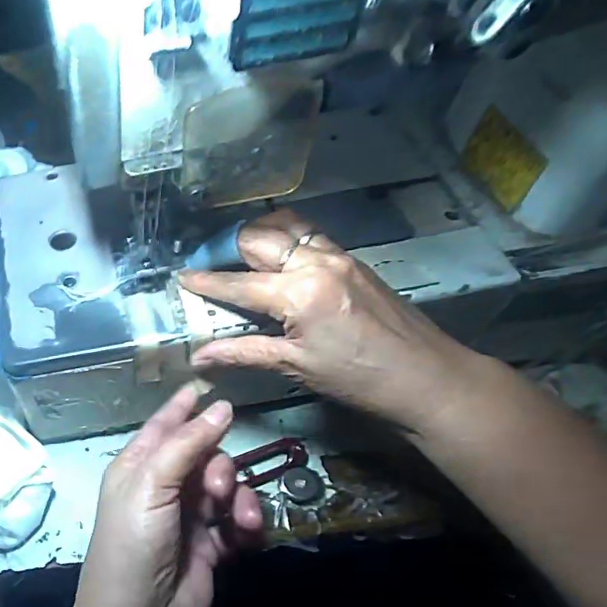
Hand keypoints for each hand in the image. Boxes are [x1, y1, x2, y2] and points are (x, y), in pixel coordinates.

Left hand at [66, 384, 264, 606]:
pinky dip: (247, 524)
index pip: (164, 426)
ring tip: (237, 520)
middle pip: (206, 454)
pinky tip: (247, 536)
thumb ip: (187, 444)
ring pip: (228, 486)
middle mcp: (164, 487)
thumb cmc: (132, 546)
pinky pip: (239, 520)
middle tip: (217, 490)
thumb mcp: (150, 487)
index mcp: (137, 467)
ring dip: (239, 498)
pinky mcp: (212, 546)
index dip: (186, 407)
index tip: (212, 385)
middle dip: (219, 467)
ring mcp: (189, 517)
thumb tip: (221, 406)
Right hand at [179, 209, 500, 436]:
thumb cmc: (358, 379)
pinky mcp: (355, 260)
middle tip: (214, 266)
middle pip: (259, 237)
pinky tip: (283, 261)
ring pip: (288, 227)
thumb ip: (245, 353)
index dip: (206, 283)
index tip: (181, 276)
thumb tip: (200, 357)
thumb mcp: (296, 368)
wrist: (425, 376)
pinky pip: (312, 237)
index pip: (239, 284)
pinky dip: (289, 241)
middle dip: (230, 248)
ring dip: (262, 237)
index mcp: (299, 293)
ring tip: (245, 257)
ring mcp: (340, 256)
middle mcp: (317, 262)